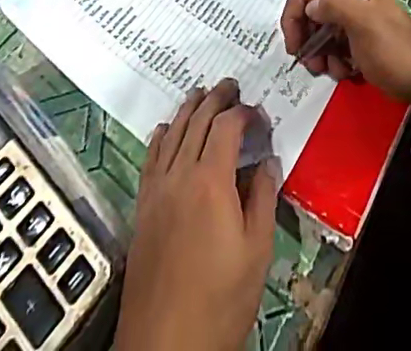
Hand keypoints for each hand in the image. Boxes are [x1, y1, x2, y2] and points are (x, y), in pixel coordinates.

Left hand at [114, 81, 278, 350]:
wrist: (165, 344)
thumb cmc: (221, 297)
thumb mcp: (257, 248)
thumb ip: (264, 196)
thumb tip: (267, 161)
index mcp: (210, 181)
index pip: (226, 127)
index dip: (244, 113)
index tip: (260, 114)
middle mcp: (179, 177)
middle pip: (196, 122)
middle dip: (216, 99)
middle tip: (231, 85)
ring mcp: (156, 192)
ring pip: (171, 135)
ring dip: (188, 110)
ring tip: (200, 93)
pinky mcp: (143, 209)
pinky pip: (150, 159)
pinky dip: (160, 137)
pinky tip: (164, 129)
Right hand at [281, 0, 410, 101]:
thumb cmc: (394, 49)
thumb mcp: (364, 22)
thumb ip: (334, 5)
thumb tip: (310, 5)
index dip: (293, 18)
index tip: (295, 46)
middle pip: (308, 14)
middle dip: (307, 41)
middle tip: (313, 64)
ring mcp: (353, 20)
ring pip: (318, 35)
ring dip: (321, 55)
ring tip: (335, 70)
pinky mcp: (357, 41)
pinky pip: (332, 49)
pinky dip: (335, 62)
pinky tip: (348, 71)